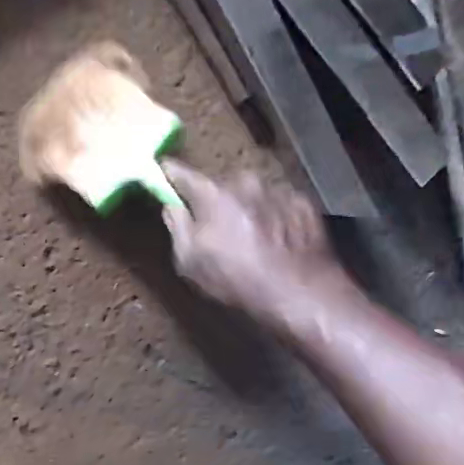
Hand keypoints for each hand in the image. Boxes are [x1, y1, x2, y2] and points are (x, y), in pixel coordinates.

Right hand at [161, 159, 354, 332]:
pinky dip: (269, 216)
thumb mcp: (189, 261)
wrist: (301, 293)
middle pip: (217, 183)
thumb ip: (177, 226)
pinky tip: (271, 241)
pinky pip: (274, 204)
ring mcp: (277, 189)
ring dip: (242, 208)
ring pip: (248, 193)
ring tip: (245, 239)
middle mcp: (245, 181)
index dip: (167, 175)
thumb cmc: (236, 278)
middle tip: (210, 227)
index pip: (179, 171)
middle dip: (210, 200)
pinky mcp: (302, 203)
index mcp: (212, 192)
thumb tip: (171, 206)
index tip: (161, 177)